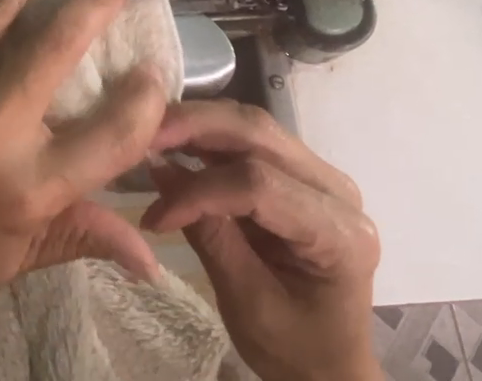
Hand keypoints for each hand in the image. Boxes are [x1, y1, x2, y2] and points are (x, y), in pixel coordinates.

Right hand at [145, 100, 381, 380]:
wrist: (326, 365)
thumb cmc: (294, 348)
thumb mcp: (248, 304)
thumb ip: (209, 235)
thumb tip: (158, 170)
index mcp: (341, 232)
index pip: (260, 185)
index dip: (200, 190)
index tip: (154, 218)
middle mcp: (336, 188)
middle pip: (257, 135)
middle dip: (194, 128)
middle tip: (141, 136)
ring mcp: (318, 174)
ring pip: (251, 126)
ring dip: (197, 124)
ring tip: (151, 135)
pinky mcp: (297, 171)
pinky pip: (249, 139)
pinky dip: (207, 136)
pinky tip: (175, 141)